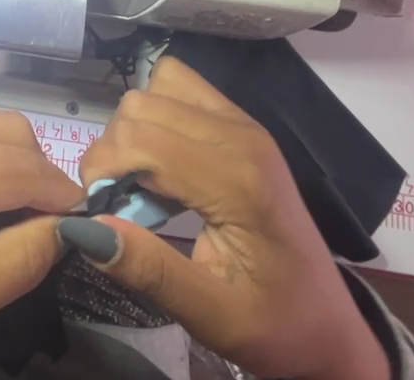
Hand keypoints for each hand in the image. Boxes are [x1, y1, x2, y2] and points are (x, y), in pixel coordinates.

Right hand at [62, 57, 390, 379]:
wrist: (331, 328)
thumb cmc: (276, 327)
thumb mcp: (213, 318)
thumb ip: (150, 270)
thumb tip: (82, 229)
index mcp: (238, 181)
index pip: (141, 140)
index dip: (103, 170)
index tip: (97, 213)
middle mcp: (241, 136)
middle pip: (141, 107)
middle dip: (113, 151)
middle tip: (117, 201)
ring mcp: (243, 123)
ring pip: (156, 87)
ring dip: (133, 128)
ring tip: (140, 181)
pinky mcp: (240, 123)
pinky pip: (179, 86)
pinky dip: (156, 112)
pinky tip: (162, 159)